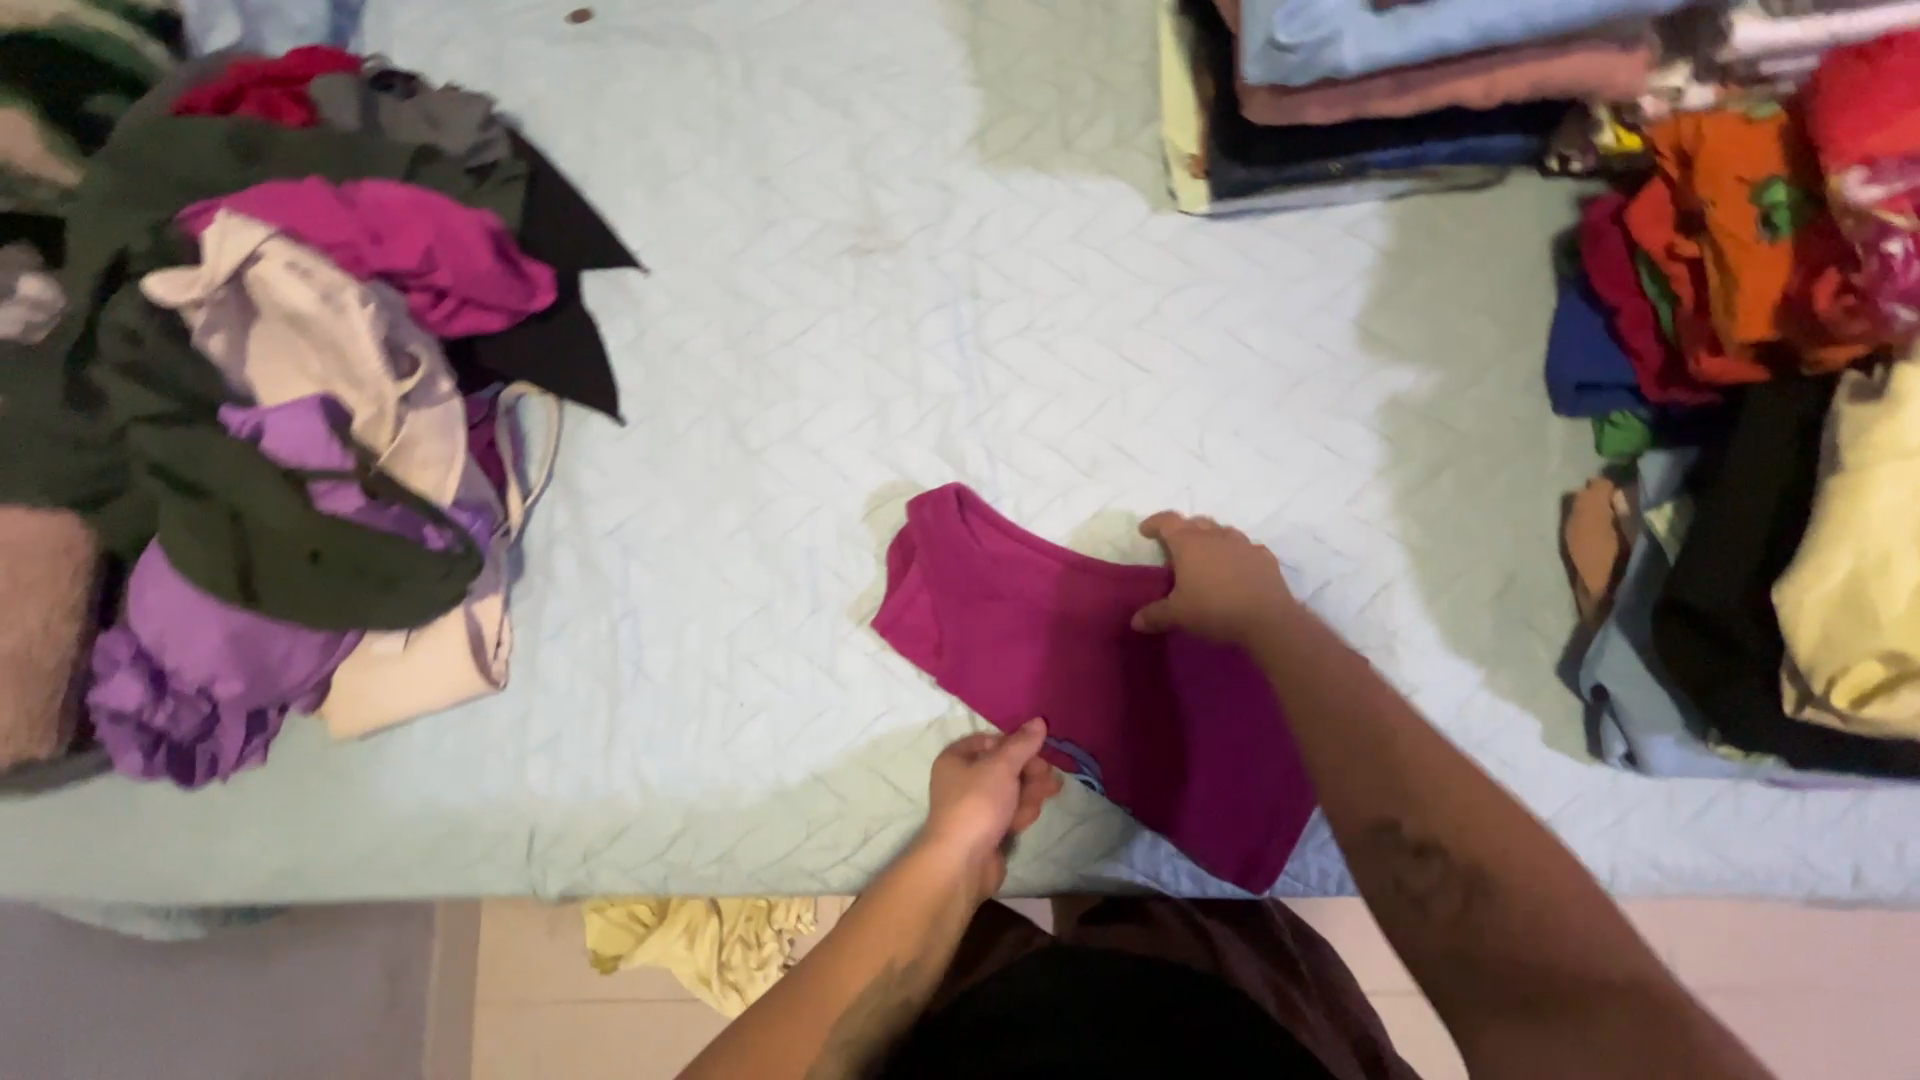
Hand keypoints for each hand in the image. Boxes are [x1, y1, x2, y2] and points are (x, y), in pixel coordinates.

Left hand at [919, 719, 1064, 903]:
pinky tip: (1025, 820)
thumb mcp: (1001, 766)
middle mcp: (963, 779)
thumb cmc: (977, 803)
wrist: (963, 861)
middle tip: (1047, 777)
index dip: (1014, 744)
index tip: (1036, 750)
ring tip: (1040, 799)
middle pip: (1005, 767)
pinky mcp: (987, 829)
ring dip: (1028, 793)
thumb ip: (1022, 744)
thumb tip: (1039, 720)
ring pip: (1011, 790)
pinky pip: (1009, 812)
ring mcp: (975, 806)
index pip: (990, 741)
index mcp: (956, 758)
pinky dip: (1020, 813)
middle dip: (1028, 772)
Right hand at [1131, 511, 1298, 646]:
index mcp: (1189, 544)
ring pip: (1222, 531)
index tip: (1145, 531)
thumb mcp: (1178, 615)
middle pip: (1196, 522)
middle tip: (1176, 547)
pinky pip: (1245, 548)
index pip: (1168, 521)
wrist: (1267, 619)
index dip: (1154, 523)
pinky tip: (1235, 569)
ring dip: (1211, 538)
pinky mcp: (1264, 557)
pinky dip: (1235, 554)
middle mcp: (1216, 536)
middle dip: (1183, 530)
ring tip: (1206, 557)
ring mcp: (1243, 544)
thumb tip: (1135, 621)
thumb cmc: (1214, 609)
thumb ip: (1155, 615)